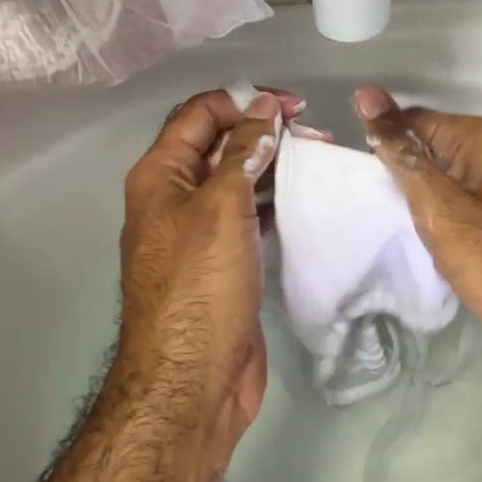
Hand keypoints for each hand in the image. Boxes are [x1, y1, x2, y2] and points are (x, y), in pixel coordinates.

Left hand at [116, 87, 297, 448]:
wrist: (192, 381)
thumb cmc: (201, 286)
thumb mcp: (221, 207)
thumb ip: (243, 152)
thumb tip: (264, 107)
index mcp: (160, 175)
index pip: (200, 114)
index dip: (245, 100)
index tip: (294, 107)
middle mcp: (174, 198)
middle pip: (220, 144)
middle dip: (265, 131)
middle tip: (318, 136)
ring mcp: (199, 233)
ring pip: (237, 181)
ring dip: (274, 166)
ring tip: (321, 161)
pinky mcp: (223, 263)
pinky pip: (249, 218)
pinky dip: (275, 203)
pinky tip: (307, 199)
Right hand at [353, 86, 481, 394]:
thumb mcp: (440, 206)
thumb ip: (402, 152)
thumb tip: (368, 93)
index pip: (415, 120)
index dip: (382, 143)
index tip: (354, 176)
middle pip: (431, 151)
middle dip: (399, 175)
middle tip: (366, 206)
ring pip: (444, 185)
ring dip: (417, 204)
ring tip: (389, 227)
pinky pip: (460, 211)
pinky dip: (438, 225)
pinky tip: (421, 246)